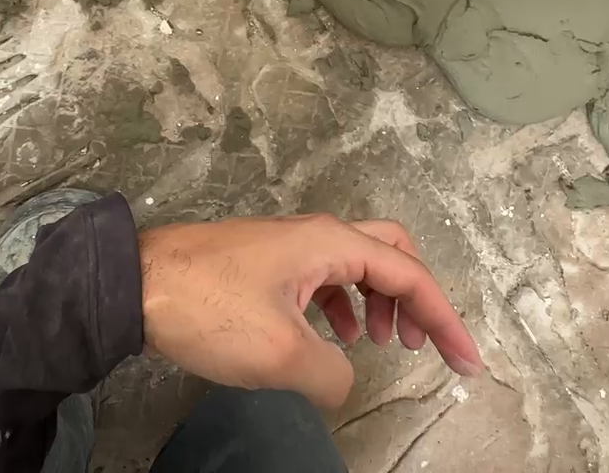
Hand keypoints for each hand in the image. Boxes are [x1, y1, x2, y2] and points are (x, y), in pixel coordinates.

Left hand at [138, 214, 484, 407]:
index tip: (467, 362)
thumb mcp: (282, 354)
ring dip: (380, 300)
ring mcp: (291, 243)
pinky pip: (327, 275)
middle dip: (415, 297)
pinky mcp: (270, 260)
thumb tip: (343, 376)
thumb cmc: (212, 308)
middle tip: (422, 345)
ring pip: (357, 263)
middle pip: (390, 252)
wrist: (140, 283)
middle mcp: (318, 233)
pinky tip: (336, 335)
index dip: (444, 318)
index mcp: (331, 242)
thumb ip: (333, 373)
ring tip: (381, 343)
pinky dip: (345, 303)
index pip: (407, 273)